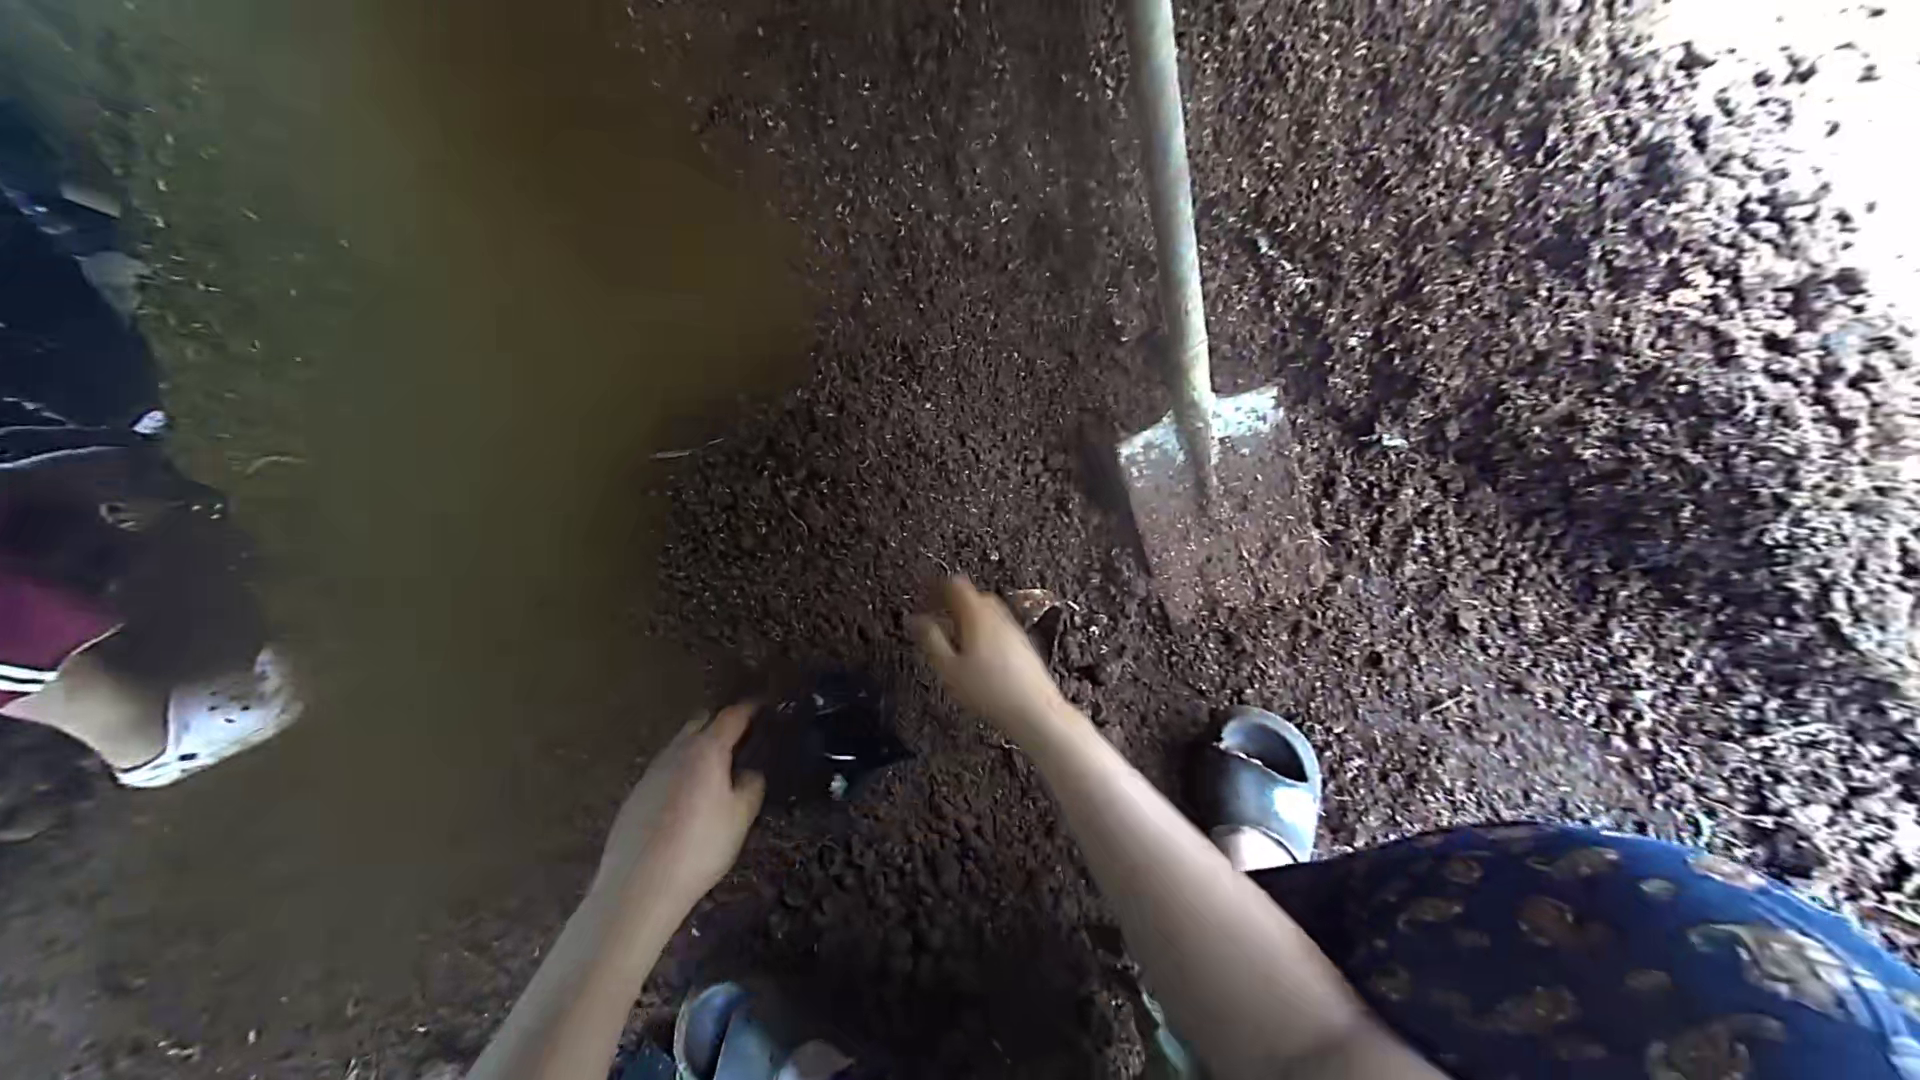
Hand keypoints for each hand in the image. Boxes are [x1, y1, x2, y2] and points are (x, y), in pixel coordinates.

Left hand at [594, 703, 765, 913]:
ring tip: (713, 766)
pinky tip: (685, 797)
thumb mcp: (741, 817)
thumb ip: (751, 787)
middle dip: (718, 723)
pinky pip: (664, 771)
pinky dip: (679, 771)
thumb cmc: (700, 846)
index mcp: (707, 751)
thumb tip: (749, 773)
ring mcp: (651, 774)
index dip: (748, 709)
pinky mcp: (634, 796)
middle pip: (699, 723)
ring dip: (696, 747)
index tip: (760, 706)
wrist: (638, 887)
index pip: (731, 717)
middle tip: (737, 735)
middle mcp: (676, 753)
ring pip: (678, 746)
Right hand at [912, 576, 1076, 745]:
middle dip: (954, 601)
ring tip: (954, 632)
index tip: (925, 592)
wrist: (1033, 710)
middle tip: (937, 611)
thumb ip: (930, 639)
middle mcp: (998, 617)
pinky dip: (984, 630)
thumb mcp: (948, 667)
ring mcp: (1014, 630)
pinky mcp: (1023, 645)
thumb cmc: (991, 692)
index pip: (956, 585)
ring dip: (970, 615)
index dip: (937, 586)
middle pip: (974, 596)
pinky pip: (999, 627)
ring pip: (989, 611)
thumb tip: (916, 621)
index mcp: (977, 615)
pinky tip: (977, 651)